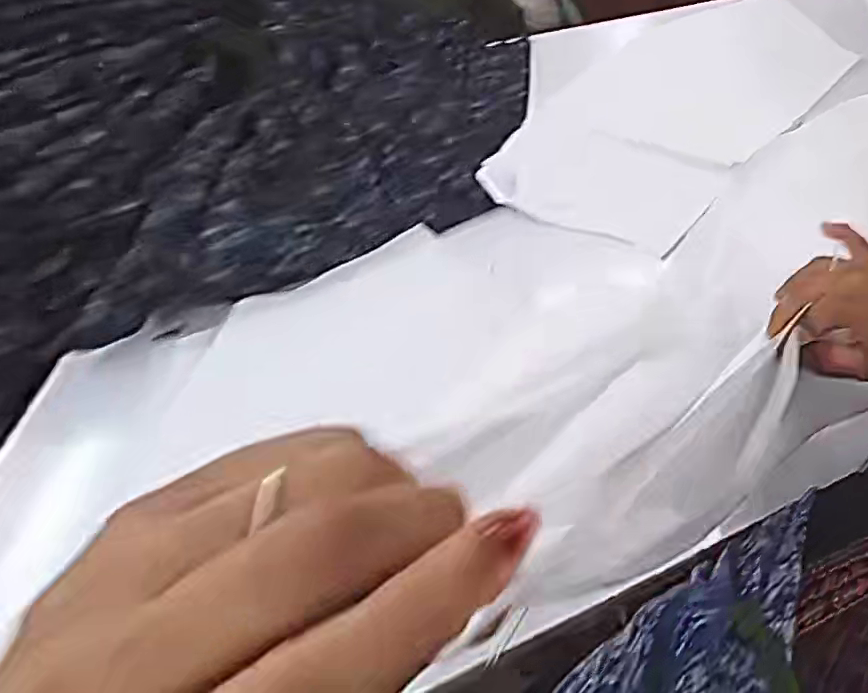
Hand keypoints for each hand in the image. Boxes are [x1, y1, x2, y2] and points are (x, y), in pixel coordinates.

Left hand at [0, 430, 534, 692]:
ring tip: (398, 520)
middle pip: (319, 547)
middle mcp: (113, 671)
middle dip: (426, 520)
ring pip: (304, 478)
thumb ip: (396, 646)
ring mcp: (105, 586)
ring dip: (391, 484)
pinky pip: (277, 448)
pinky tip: (349, 497)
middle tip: (466, 528)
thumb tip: (489, 553)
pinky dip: (346, 460)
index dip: (440, 585)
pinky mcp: (126, 523)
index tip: (511, 535)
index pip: (329, 658)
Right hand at [767, 223, 867, 399]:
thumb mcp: (861, 367)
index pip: (800, 317)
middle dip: (785, 309)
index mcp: (843, 307)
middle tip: (780, 328)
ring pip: (819, 266)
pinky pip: (856, 243)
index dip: (787, 334)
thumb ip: (826, 358)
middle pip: (802, 289)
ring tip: (787, 296)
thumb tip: (805, 352)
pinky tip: (829, 228)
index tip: (783, 346)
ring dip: (798, 280)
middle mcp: (851, 282)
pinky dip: (841, 233)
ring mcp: (865, 271)